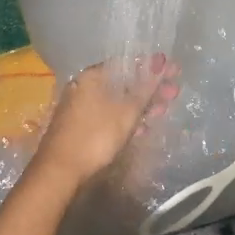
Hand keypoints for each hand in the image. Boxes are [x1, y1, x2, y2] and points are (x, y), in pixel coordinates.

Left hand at [29, 56, 180, 185]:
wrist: (59, 171)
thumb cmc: (96, 136)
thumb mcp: (127, 111)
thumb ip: (146, 87)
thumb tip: (161, 62)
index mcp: (93, 76)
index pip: (129, 63)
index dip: (154, 67)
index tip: (175, 72)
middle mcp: (84, 86)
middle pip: (124, 82)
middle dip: (151, 89)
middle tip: (173, 94)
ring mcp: (80, 106)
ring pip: (117, 100)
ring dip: (141, 106)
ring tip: (161, 113)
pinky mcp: (80, 125)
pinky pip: (109, 114)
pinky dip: (126, 119)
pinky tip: (141, 129)